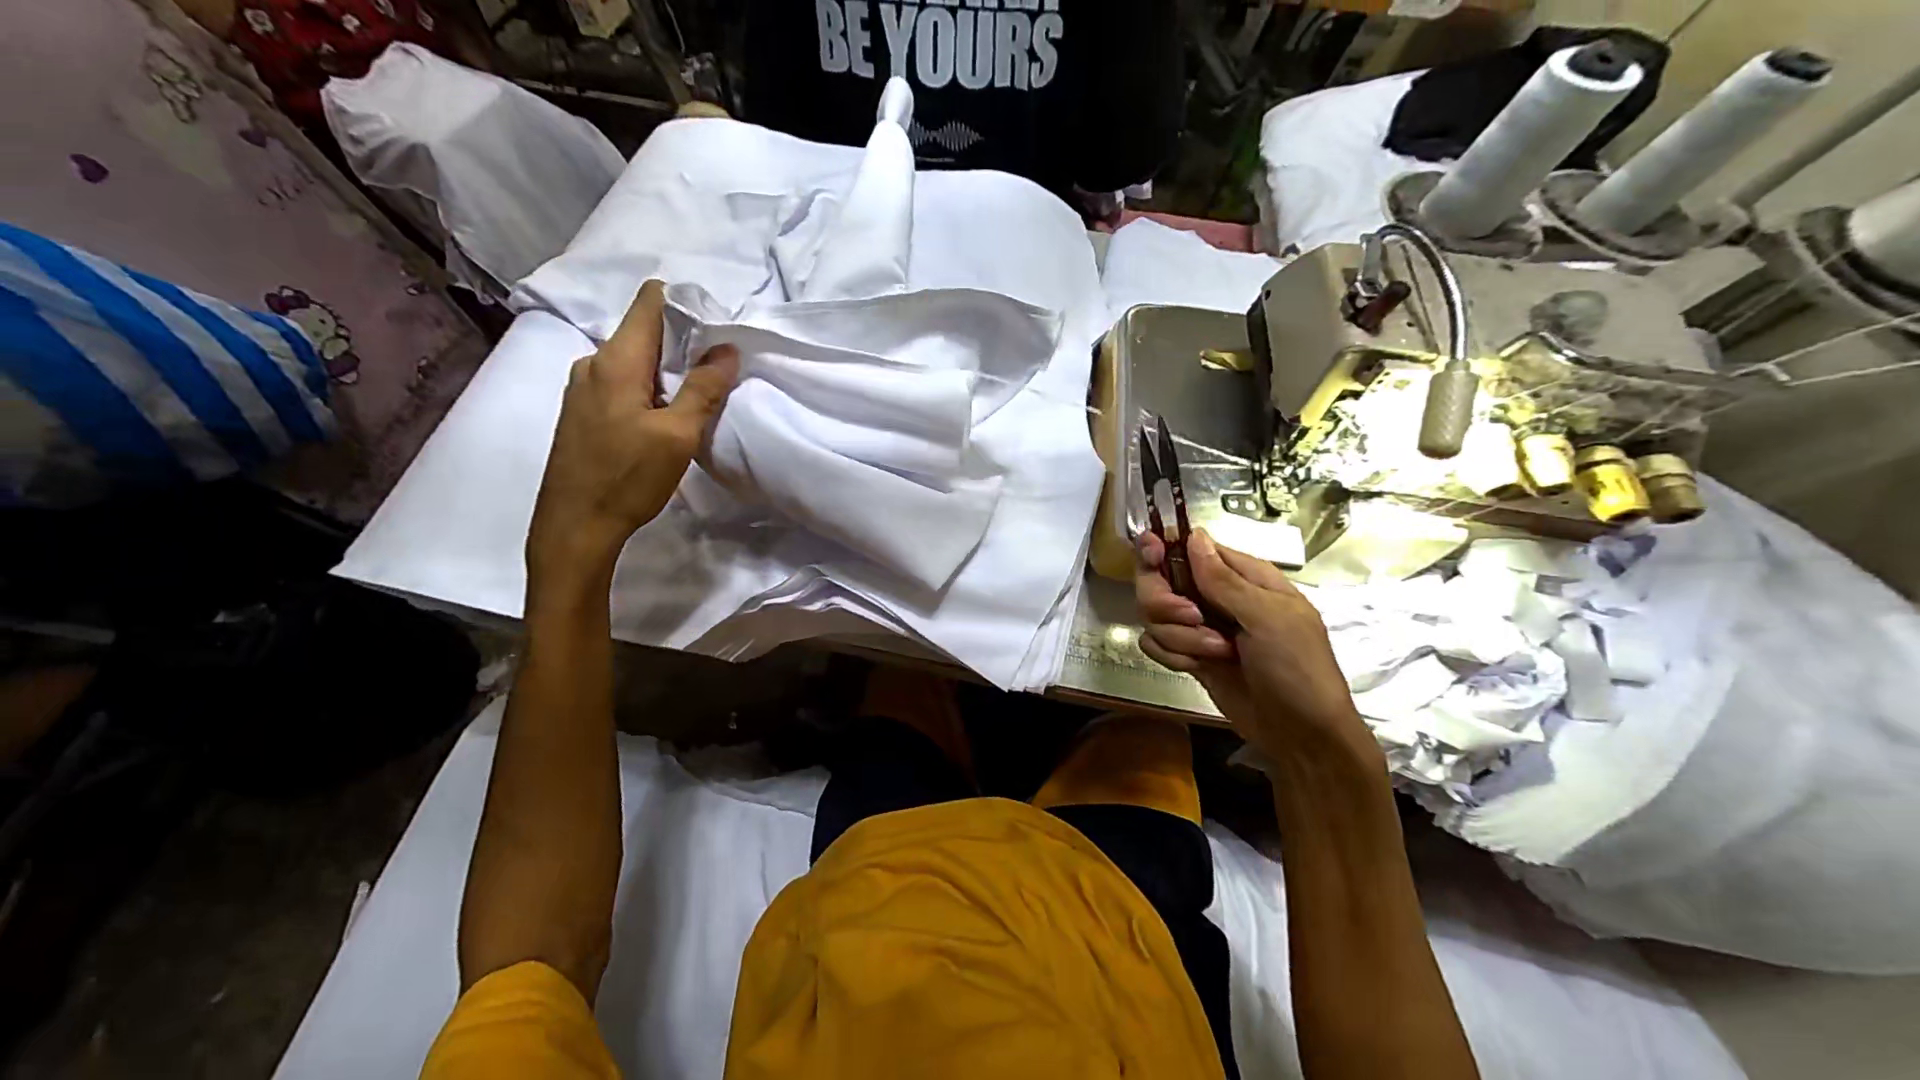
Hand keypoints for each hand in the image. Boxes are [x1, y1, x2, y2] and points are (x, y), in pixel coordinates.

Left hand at [526, 280, 739, 586]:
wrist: (574, 526)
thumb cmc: (628, 478)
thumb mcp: (677, 435)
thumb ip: (703, 389)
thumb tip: (726, 350)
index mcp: (615, 360)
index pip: (649, 301)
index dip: (684, 305)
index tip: (715, 329)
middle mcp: (593, 363)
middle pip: (643, 331)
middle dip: (682, 342)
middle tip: (717, 368)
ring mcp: (582, 388)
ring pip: (633, 360)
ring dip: (666, 370)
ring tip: (696, 396)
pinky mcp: (582, 411)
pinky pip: (621, 382)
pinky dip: (647, 388)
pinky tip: (664, 418)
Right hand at [1135, 529, 1373, 763]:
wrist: (1300, 734)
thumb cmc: (1297, 667)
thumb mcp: (1267, 617)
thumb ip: (1224, 579)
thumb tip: (1194, 535)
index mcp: (1244, 577)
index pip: (1193, 548)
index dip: (1165, 549)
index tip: (1151, 557)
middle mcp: (1217, 597)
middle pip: (1162, 579)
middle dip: (1167, 601)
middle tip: (1192, 618)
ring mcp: (1201, 628)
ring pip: (1156, 615)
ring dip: (1180, 637)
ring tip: (1216, 654)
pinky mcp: (1190, 656)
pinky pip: (1156, 643)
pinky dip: (1172, 656)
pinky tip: (1196, 668)